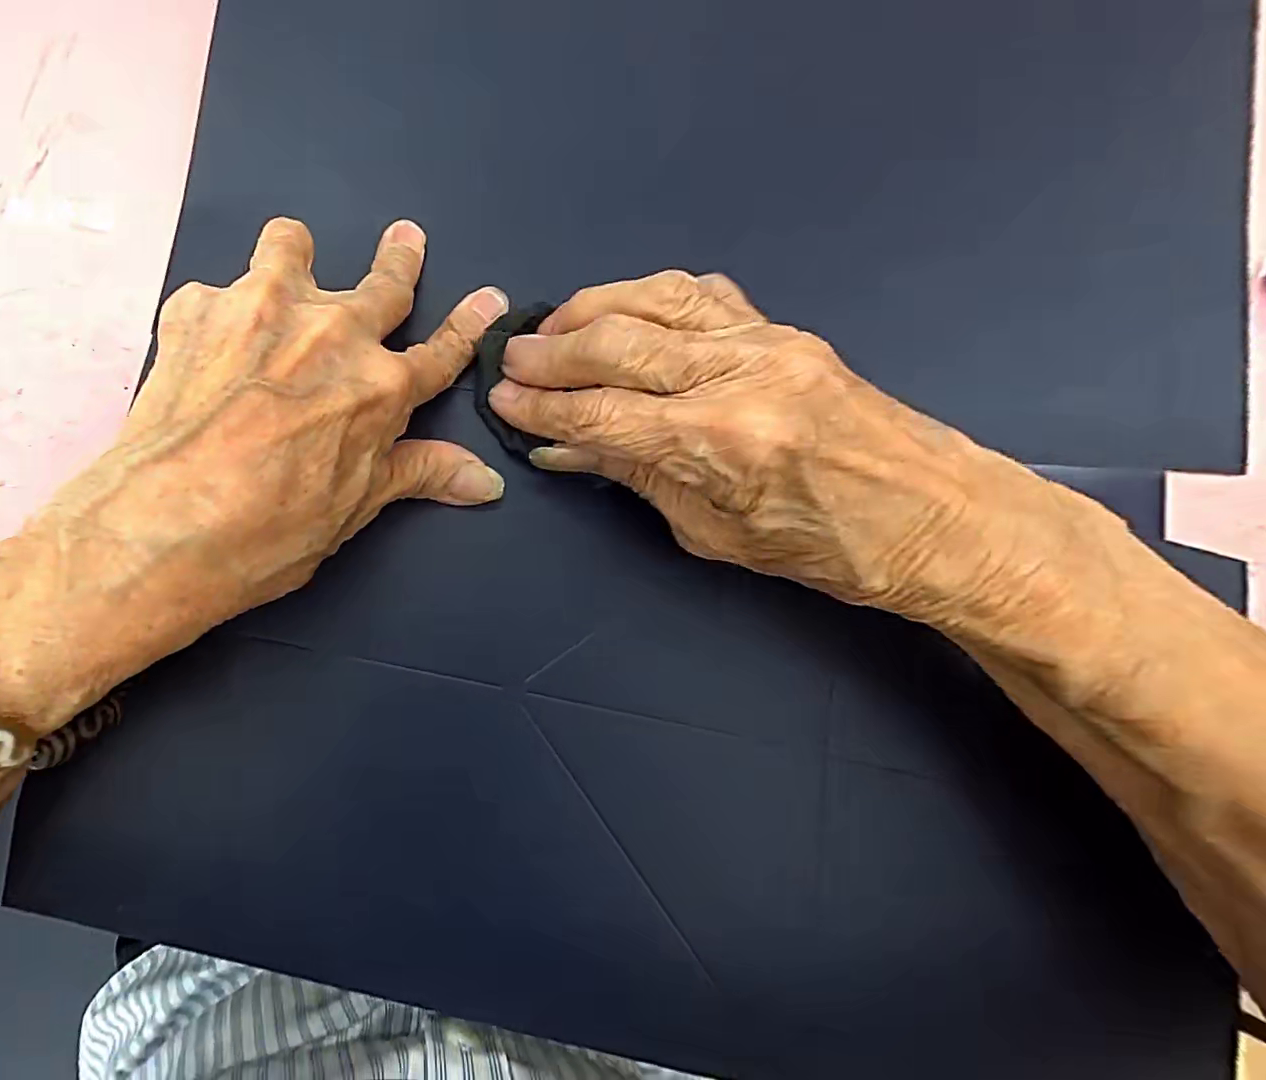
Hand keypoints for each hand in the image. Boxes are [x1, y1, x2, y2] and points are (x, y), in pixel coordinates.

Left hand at [0, 218, 508, 728]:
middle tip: (404, 242)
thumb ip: (415, 476)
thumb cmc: (266, 535)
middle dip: (400, 260)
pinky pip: (216, 292)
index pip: (439, 353)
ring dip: (296, 260)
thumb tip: (486, 483)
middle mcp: (330, 334)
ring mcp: (262, 309)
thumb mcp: (350, 511)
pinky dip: (219, 315)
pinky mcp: (198, 308)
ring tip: (282, 285)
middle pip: (383, 283)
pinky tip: (206, 355)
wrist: (163, 525)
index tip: (488, 299)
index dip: (466, 328)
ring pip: (291, 246)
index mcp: (379, 389)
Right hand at [487, 270, 1107, 624]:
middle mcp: (741, 375)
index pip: (600, 412)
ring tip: (551, 326)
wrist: (945, 522)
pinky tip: (620, 310)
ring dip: (592, 308)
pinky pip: (703, 294)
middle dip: (550, 352)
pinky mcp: (785, 330)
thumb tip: (561, 447)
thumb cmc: (824, 549)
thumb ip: (630, 474)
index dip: (540, 405)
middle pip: (617, 345)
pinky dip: (647, 295)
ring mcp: (768, 342)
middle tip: (508, 359)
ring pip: (657, 300)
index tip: (500, 399)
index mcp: (718, 441)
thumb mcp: (705, 530)